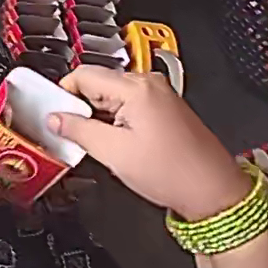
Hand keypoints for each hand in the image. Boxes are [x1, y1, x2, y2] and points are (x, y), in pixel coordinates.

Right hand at [49, 66, 250, 220]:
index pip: (83, 75)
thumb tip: (56, 119)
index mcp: (136, 88)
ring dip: (98, 115)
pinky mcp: (163, 107)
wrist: (213, 192)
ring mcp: (158, 94)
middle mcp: (148, 83)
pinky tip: (117, 143)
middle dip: (81, 107)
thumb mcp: (114, 154)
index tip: (53, 112)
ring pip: (111, 95)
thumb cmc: (175, 173)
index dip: (63, 93)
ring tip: (100, 144)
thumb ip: (78, 131)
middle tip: (72, 133)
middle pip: (97, 83)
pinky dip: (115, 119)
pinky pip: (128, 103)